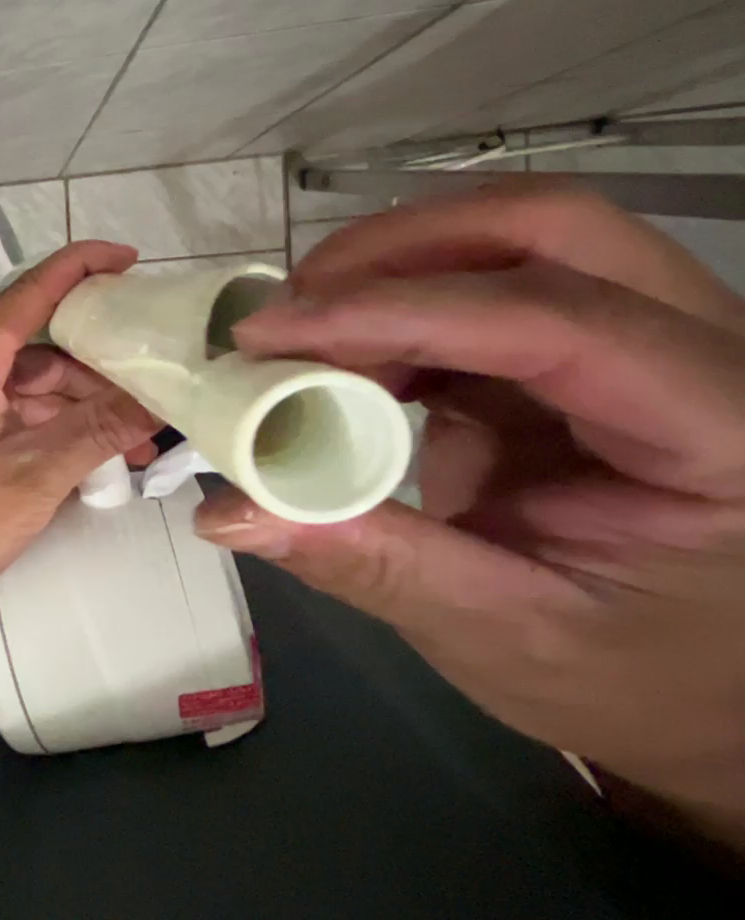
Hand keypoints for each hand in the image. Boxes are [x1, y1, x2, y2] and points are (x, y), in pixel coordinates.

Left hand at [0, 241, 160, 622]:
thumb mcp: (35, 476)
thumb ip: (97, 432)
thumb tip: (158, 402)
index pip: (24, 297)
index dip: (76, 269)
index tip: (128, 258)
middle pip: (36, 348)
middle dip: (97, 364)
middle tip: (157, 379)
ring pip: (31, 387)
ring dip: (82, 406)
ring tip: (141, 438)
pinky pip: (16, 417)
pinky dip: (56, 429)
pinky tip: (99, 455)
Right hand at [193, 190, 744, 851]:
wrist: (705, 690)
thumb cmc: (634, 679)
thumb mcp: (500, 635)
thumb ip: (368, 562)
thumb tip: (226, 511)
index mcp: (726, 435)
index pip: (559, 323)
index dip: (395, 313)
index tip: (263, 336)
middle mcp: (707, 357)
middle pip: (550, 230)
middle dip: (394, 252)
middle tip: (285, 311)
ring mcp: (641, 346)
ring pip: (510, 242)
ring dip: (382, 276)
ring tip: (295, 345)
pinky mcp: (577, 359)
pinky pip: (473, 295)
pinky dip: (385, 317)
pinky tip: (338, 371)